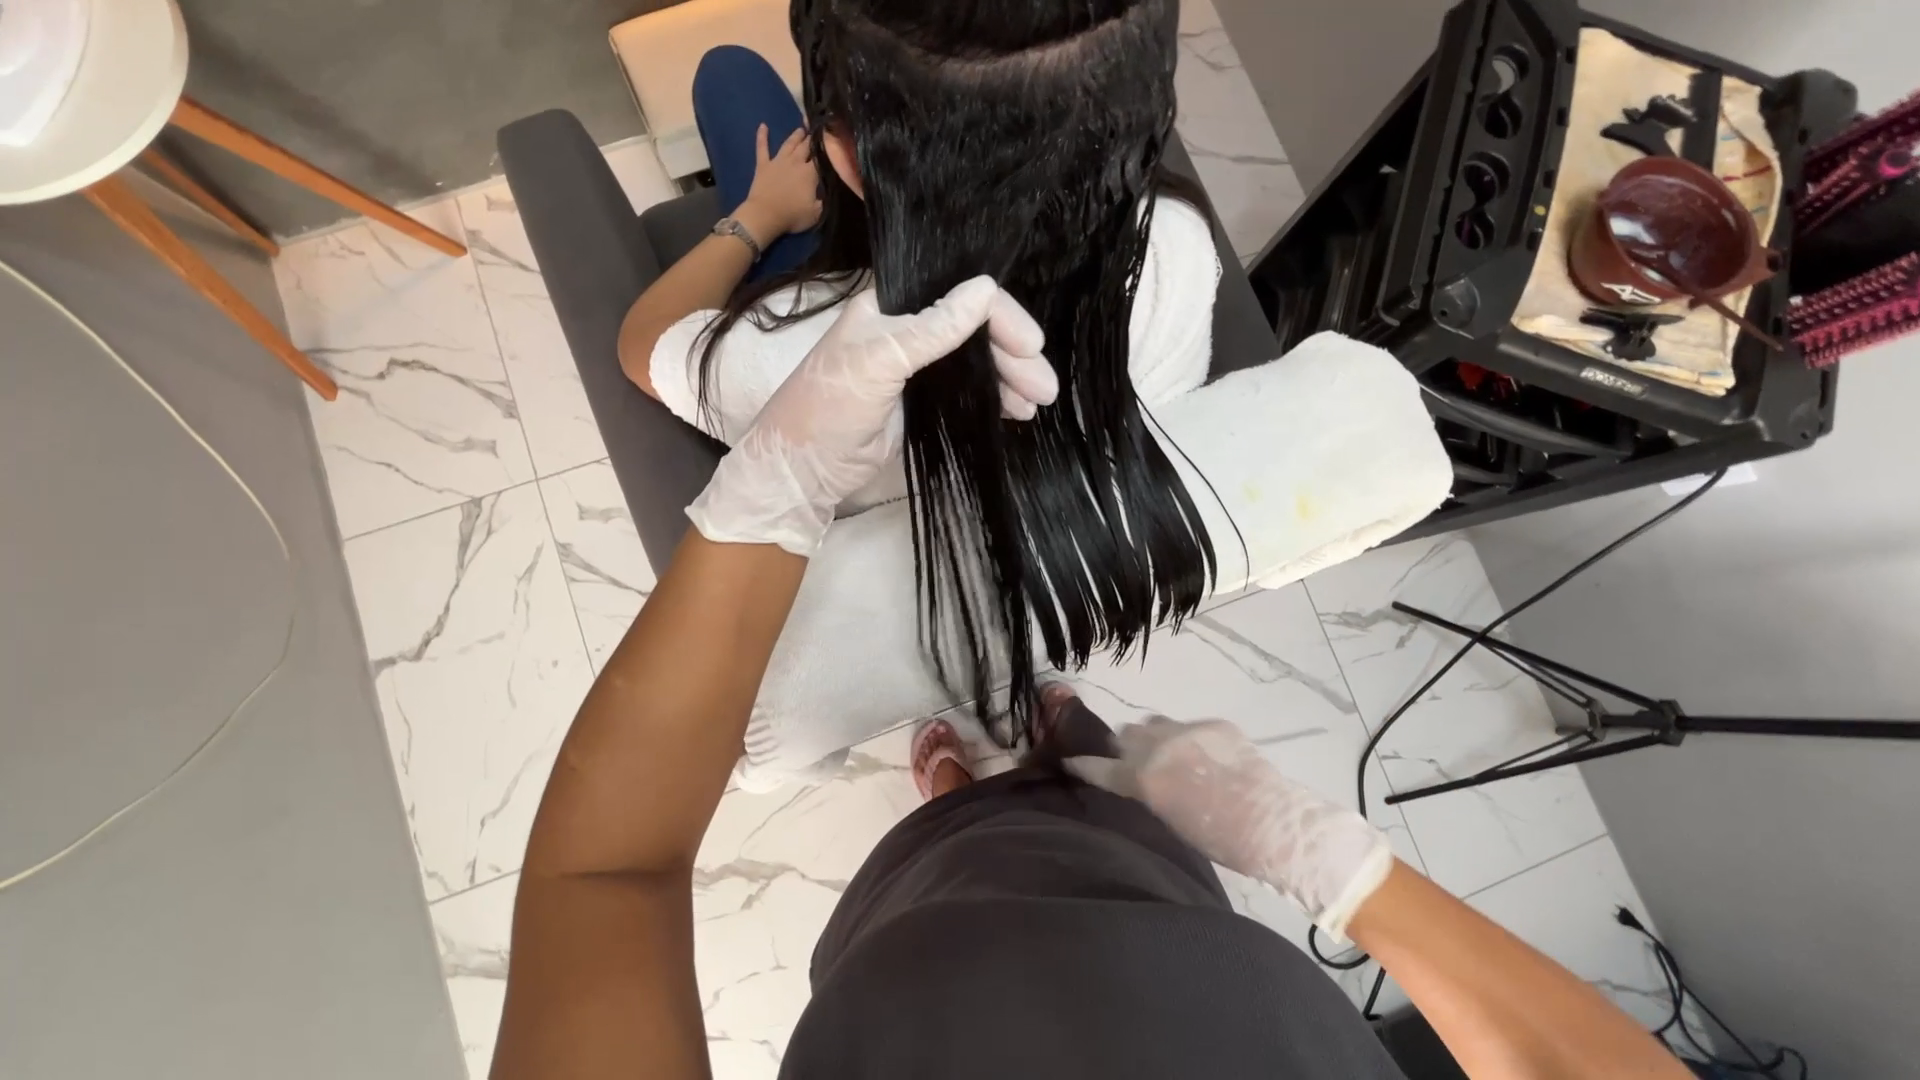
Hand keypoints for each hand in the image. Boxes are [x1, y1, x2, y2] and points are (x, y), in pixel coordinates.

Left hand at [687, 276, 1057, 554]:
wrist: (804, 467)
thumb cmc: (831, 405)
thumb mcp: (880, 360)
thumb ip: (933, 328)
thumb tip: (985, 288)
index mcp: (891, 304)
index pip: (959, 297)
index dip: (1000, 318)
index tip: (1033, 347)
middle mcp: (907, 328)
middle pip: (974, 330)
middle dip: (1013, 356)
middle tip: (1046, 387)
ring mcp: (916, 366)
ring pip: (975, 361)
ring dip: (1009, 379)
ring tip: (1038, 403)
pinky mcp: (921, 399)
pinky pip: (967, 388)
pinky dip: (992, 397)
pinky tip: (1016, 411)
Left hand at [740, 125, 823, 238]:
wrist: (765, 215)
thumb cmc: (793, 215)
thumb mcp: (816, 213)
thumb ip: (823, 200)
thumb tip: (826, 190)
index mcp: (810, 173)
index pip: (821, 158)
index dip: (826, 151)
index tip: (831, 143)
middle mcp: (795, 162)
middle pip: (805, 147)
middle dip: (812, 139)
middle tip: (816, 132)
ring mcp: (778, 161)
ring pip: (789, 144)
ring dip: (795, 136)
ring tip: (801, 129)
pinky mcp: (763, 165)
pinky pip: (762, 147)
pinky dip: (762, 136)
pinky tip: (763, 126)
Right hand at [1066, 717, 1393, 939]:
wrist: (1276, 825)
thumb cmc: (1219, 840)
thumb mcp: (1168, 821)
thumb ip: (1145, 794)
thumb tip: (1136, 781)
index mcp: (1144, 780)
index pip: (1099, 767)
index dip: (1083, 765)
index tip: (1070, 761)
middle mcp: (1158, 747)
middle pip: (1124, 735)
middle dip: (1123, 748)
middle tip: (1132, 764)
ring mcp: (1187, 731)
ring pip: (1153, 724)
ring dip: (1152, 737)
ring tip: (1166, 756)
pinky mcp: (1214, 724)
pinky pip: (1188, 726)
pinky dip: (1188, 740)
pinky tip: (1203, 758)